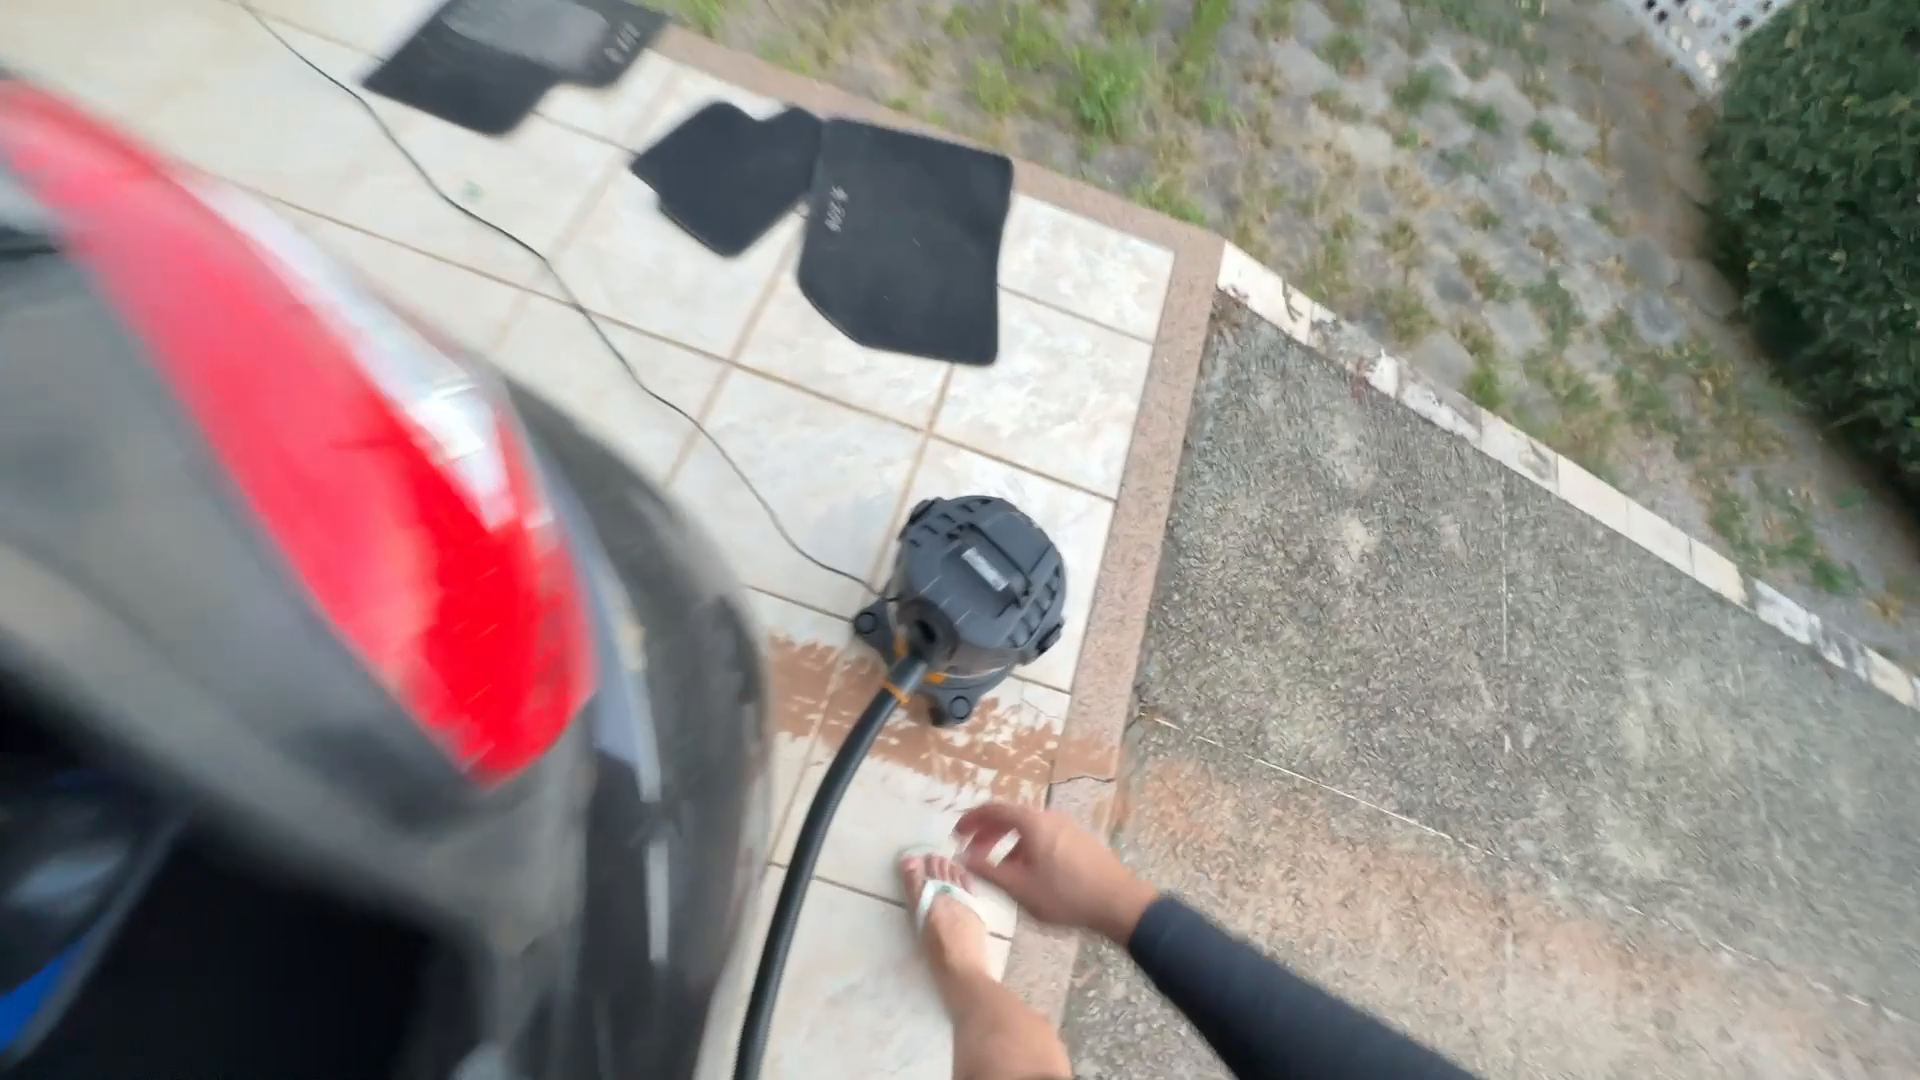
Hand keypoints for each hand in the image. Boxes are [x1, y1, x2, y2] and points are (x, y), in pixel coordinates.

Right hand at [952, 802, 1158, 943]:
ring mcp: (1065, 827)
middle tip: (972, 852)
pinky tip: (1025, 872)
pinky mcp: (1077, 840)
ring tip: (997, 868)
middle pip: (1010, 817)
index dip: (972, 820)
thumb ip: (989, 870)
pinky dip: (1025, 847)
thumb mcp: (1021, 887)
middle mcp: (1048, 817)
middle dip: (987, 833)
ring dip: (1006, 843)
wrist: (1118, 901)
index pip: (994, 809)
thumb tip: (964, 857)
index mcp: (1032, 822)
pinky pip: (1042, 836)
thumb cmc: (1065, 894)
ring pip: (1027, 828)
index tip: (956, 834)